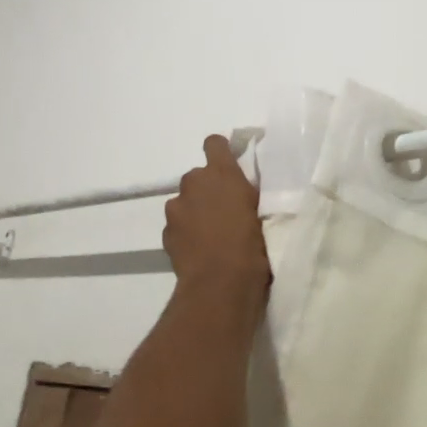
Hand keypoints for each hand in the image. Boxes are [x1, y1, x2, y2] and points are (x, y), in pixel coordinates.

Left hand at [163, 136, 270, 304]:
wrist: (221, 283)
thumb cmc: (252, 245)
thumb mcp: (260, 212)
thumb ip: (244, 193)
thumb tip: (238, 191)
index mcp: (222, 173)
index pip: (214, 144)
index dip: (220, 152)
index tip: (228, 166)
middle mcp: (194, 183)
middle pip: (198, 176)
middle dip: (208, 189)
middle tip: (225, 211)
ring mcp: (176, 207)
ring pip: (185, 201)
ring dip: (195, 211)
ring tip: (211, 235)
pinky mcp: (166, 232)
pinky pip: (177, 225)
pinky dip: (186, 233)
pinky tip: (199, 250)